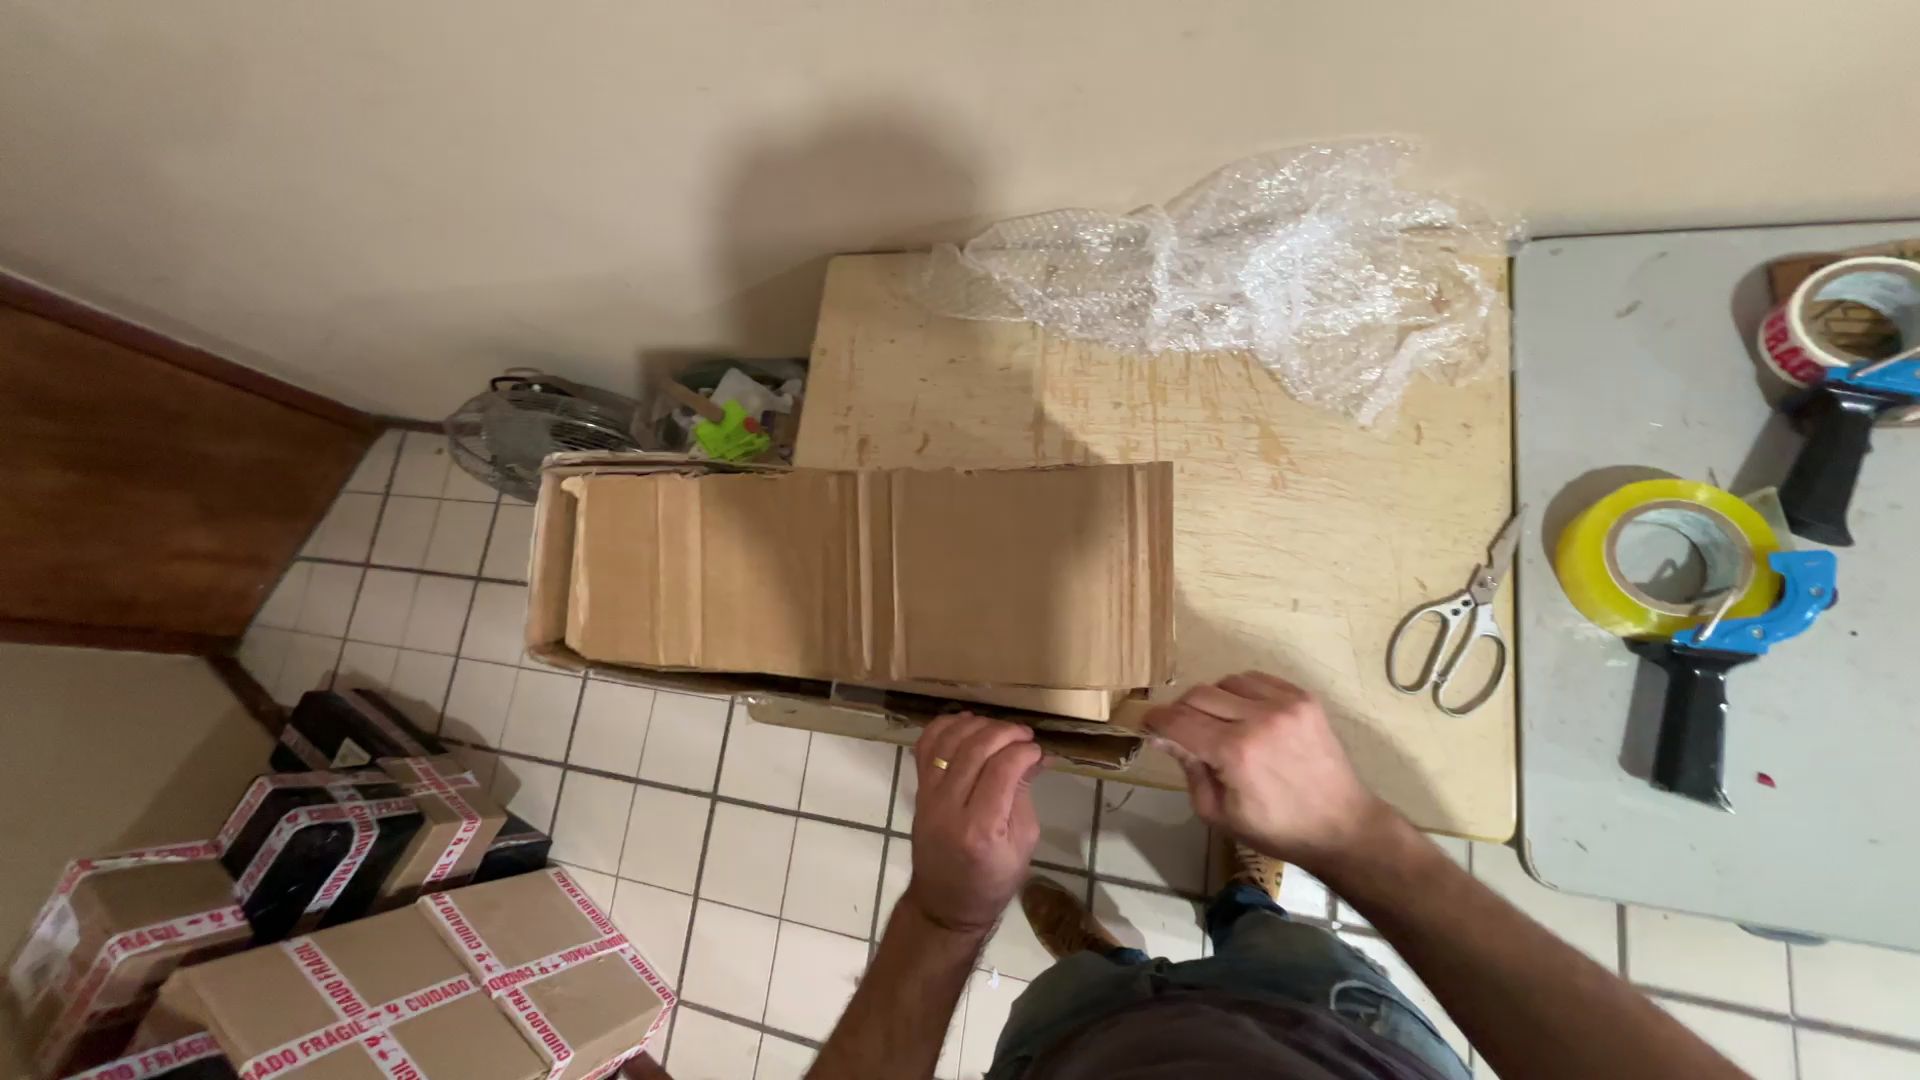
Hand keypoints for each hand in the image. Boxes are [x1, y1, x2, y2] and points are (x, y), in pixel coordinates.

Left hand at [903, 713, 1043, 934]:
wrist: (945, 904)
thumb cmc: (991, 882)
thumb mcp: (1023, 845)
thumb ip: (1023, 795)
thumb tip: (1034, 755)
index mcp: (980, 829)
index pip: (1001, 770)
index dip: (1023, 751)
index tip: (1037, 750)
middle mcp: (948, 809)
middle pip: (974, 750)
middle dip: (1003, 732)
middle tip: (1024, 734)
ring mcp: (928, 797)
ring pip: (947, 742)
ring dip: (976, 725)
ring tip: (998, 728)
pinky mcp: (918, 791)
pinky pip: (925, 747)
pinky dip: (944, 727)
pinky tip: (967, 723)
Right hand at [1145, 672, 1388, 868]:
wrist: (1342, 825)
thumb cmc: (1276, 829)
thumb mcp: (1218, 813)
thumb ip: (1188, 770)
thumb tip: (1164, 738)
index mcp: (1234, 753)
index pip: (1178, 720)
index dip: (1156, 720)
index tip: (1148, 723)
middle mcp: (1258, 720)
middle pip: (1197, 695)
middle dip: (1181, 710)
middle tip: (1182, 729)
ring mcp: (1284, 705)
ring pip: (1224, 682)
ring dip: (1213, 700)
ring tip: (1220, 723)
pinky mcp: (1303, 698)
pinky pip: (1255, 679)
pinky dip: (1240, 692)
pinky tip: (1245, 714)